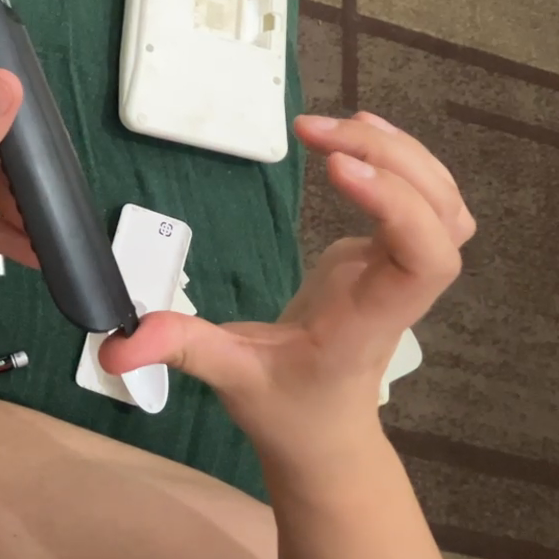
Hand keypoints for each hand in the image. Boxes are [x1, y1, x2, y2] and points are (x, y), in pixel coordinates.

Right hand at [99, 112, 473, 467]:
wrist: (326, 433)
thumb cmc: (286, 409)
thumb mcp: (227, 378)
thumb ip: (178, 349)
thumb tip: (113, 344)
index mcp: (366, 320)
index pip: (423, 261)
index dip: (397, 206)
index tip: (337, 167)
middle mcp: (394, 290)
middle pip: (442, 216)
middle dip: (389, 158)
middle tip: (314, 130)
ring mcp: (393, 271)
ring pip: (445, 205)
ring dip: (402, 154)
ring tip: (336, 125)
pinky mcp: (380, 257)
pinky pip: (423, 204)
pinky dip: (405, 163)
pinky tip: (363, 136)